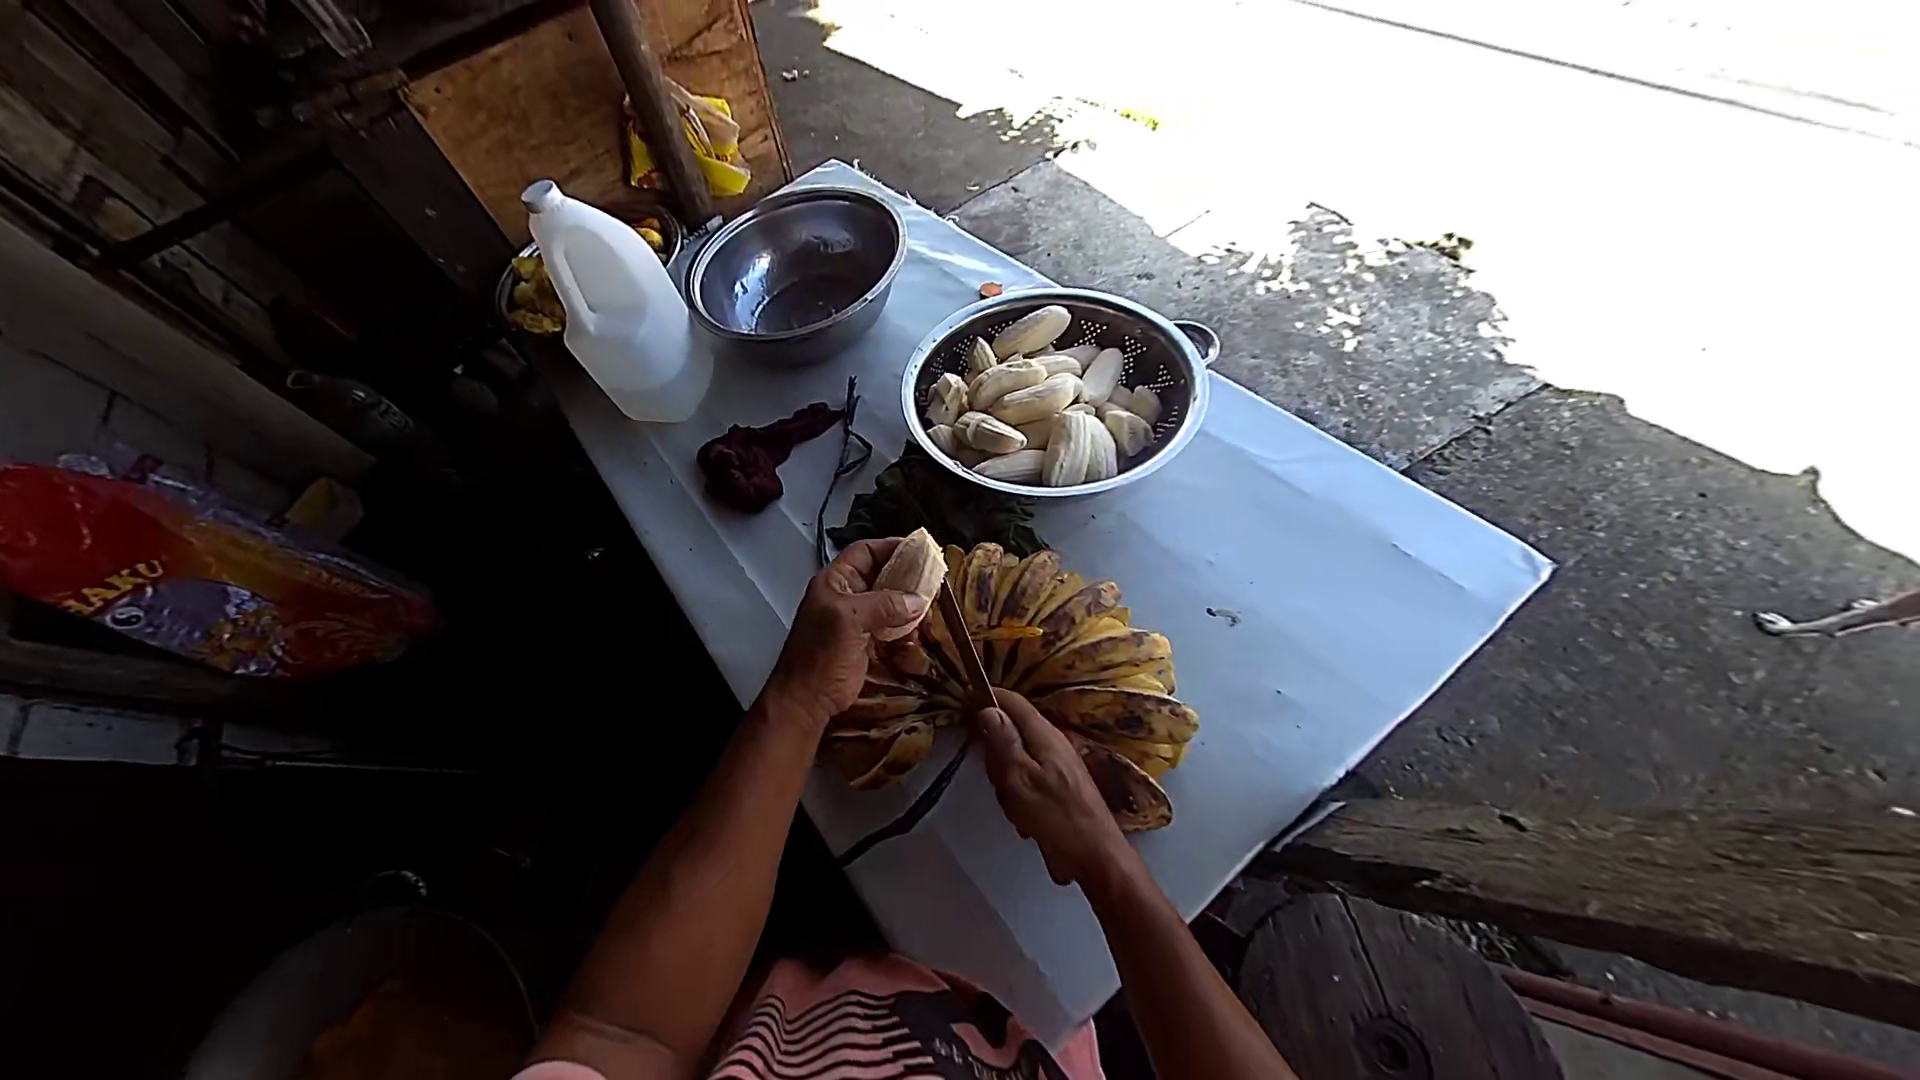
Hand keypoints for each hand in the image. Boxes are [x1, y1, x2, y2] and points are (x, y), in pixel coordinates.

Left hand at [760, 538, 929, 730]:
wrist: (808, 700)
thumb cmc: (820, 654)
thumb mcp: (849, 619)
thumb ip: (884, 604)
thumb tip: (918, 601)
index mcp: (835, 582)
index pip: (865, 552)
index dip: (891, 547)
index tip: (919, 550)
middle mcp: (847, 596)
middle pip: (882, 575)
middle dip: (907, 576)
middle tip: (933, 578)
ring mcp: (857, 619)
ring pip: (890, 601)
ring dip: (910, 603)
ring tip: (931, 604)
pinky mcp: (868, 641)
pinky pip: (892, 625)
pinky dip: (907, 625)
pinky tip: (920, 627)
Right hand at [972, 688, 1135, 890]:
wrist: (1096, 858)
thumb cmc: (1056, 818)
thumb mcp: (1020, 779)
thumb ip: (1003, 743)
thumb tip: (988, 708)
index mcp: (1044, 734)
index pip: (1012, 701)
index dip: (987, 698)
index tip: (964, 707)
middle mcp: (1052, 742)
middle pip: (1011, 731)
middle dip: (996, 754)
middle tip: (998, 780)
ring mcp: (1057, 764)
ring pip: (1016, 759)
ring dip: (1007, 780)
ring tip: (1015, 805)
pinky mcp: (1059, 786)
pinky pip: (1027, 779)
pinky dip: (1019, 795)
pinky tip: (1025, 818)